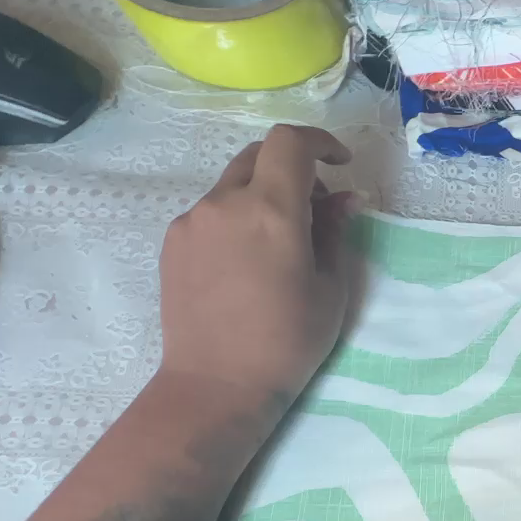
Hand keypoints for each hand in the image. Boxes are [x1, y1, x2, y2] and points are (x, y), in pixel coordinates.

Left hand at [157, 125, 355, 406]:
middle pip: (259, 156)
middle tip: (323, 209)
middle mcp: (226, 203)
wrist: (220, 378)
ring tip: (290, 244)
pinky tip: (258, 262)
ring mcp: (193, 218)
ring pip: (237, 184)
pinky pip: (216, 211)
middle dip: (296, 169)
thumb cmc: (292, 338)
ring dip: (269, 196)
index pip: (290, 144)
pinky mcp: (176, 238)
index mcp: (273, 213)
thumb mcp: (332, 287)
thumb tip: (344, 199)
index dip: (320, 142)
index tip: (343, 162)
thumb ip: (336, 234)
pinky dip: (245, 217)